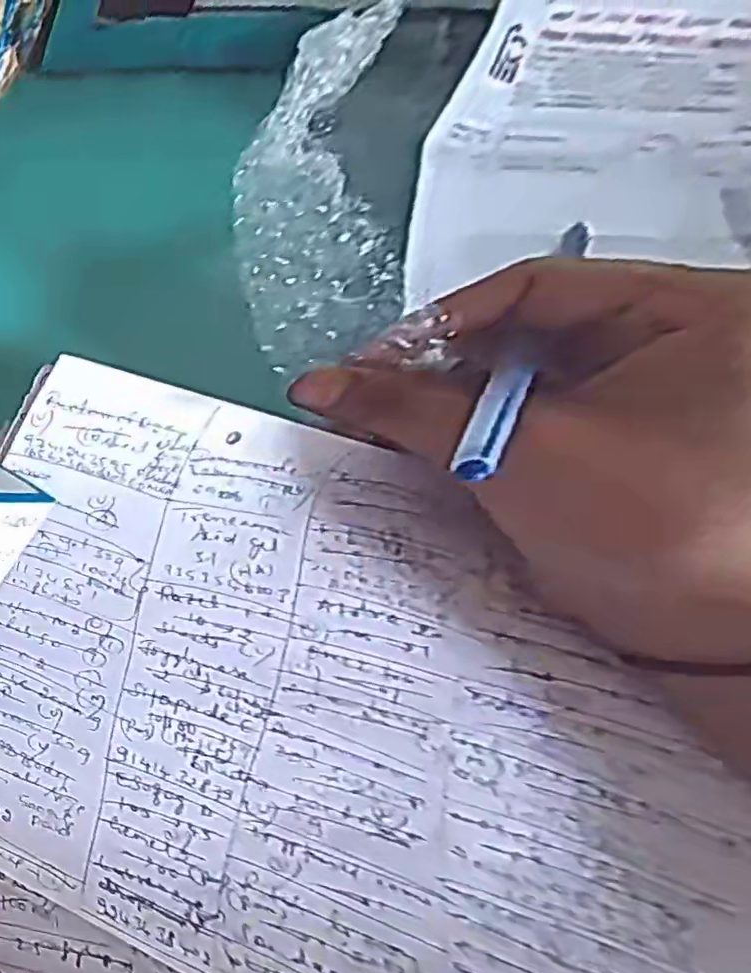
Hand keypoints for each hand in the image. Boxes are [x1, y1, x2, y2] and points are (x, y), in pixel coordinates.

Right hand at [289, 258, 750, 666]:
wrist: (717, 626)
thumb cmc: (661, 521)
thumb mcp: (515, 449)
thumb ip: (406, 409)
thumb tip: (319, 384)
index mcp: (687, 315)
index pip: (531, 288)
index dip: (440, 323)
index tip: (369, 366)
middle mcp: (658, 348)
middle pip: (508, 338)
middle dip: (426, 373)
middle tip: (362, 405)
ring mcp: (622, 401)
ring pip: (499, 385)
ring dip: (433, 410)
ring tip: (379, 436)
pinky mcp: (590, 447)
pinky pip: (504, 424)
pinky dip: (455, 438)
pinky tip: (416, 457)